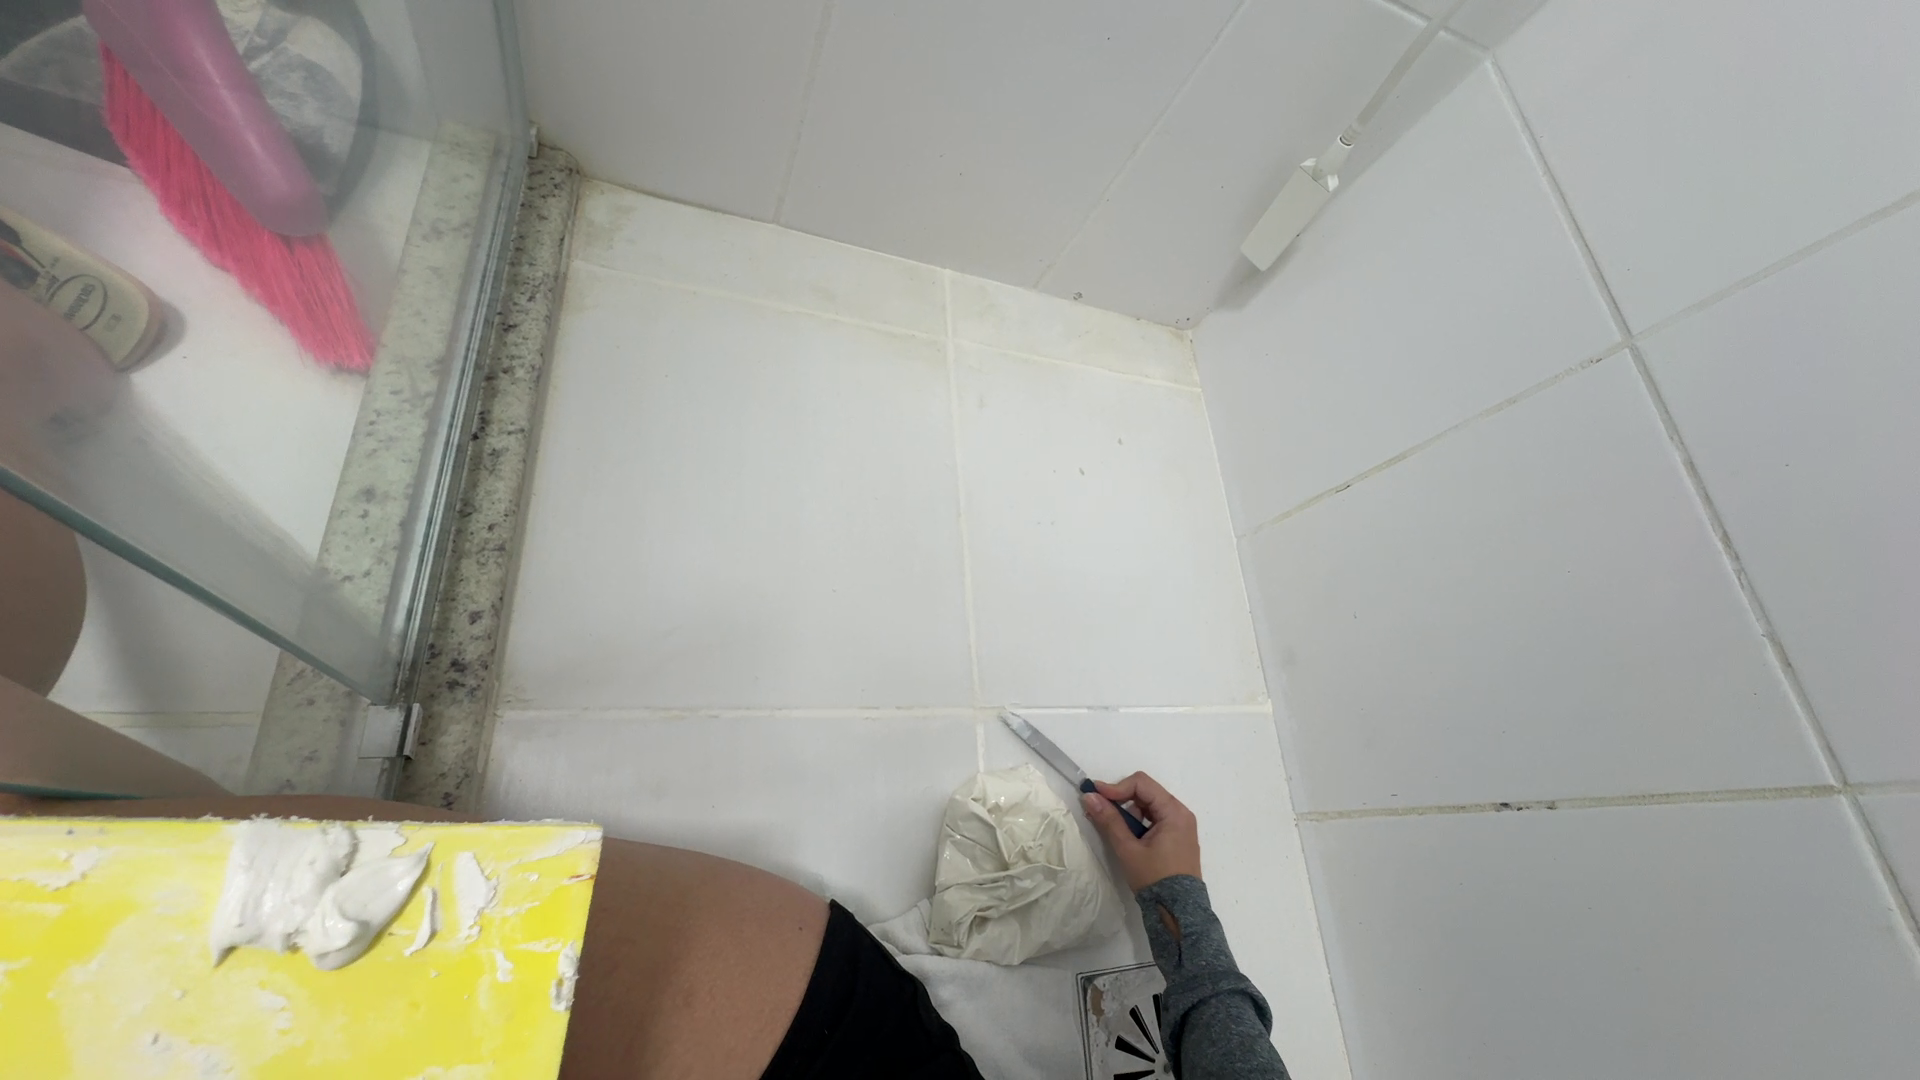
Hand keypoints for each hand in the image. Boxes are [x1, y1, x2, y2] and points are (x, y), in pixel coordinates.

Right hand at [1081, 772, 1200, 891]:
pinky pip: (1155, 817)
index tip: (1095, 795)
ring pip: (1149, 804)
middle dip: (1120, 798)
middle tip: (1099, 809)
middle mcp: (1181, 813)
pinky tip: (1125, 834)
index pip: (1141, 784)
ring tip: (1111, 825)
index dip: (1116, 787)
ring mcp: (1181, 825)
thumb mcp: (1128, 849)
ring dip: (1128, 810)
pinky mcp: (1177, 836)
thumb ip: (1109, 820)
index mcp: (1174, 812)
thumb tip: (1089, 796)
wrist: (1178, 915)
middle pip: (1146, 791)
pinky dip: (1138, 820)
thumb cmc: (1154, 879)